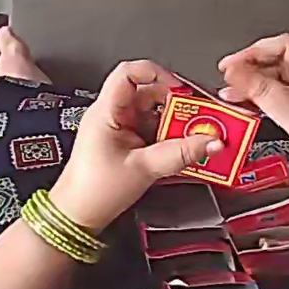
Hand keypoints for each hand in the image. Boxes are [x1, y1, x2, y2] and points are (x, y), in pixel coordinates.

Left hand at [50, 60, 223, 228]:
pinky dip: (169, 134)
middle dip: (176, 102)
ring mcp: (120, 125)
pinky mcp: (127, 139)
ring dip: (175, 120)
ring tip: (195, 133)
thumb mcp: (143, 169)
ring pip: (154, 110)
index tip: (180, 89)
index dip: (156, 73)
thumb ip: (180, 153)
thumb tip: (211, 141)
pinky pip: (153, 127)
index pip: (129, 72)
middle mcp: (113, 112)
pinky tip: (183, 146)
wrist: (77, 216)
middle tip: (198, 115)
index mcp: (107, 111)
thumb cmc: (95, 190)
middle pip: (148, 91)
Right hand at [218, 34, 288, 201]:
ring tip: (232, 93)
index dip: (254, 52)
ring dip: (256, 83)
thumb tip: (236, 72)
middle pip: (282, 58)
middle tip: (228, 79)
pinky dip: (265, 95)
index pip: (287, 45)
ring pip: (280, 74)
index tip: (231, 65)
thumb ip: (265, 92)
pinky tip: (247, 101)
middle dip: (252, 68)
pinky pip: (285, 90)